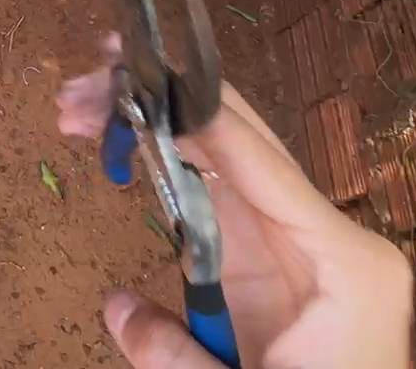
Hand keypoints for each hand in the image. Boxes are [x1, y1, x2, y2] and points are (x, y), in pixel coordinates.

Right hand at [58, 46, 411, 368]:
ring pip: (207, 145)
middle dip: (153, 100)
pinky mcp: (253, 243)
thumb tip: (114, 304)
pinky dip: (151, 152)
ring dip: (142, 118)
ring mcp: (283, 229)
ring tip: (74, 110)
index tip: (129, 75)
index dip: (192, 112)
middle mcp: (314, 225)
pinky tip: (107, 137)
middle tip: (80, 90)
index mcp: (341, 256)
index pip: (258, 159)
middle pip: (229, 133)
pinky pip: (199, 178)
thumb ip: (183, 359)